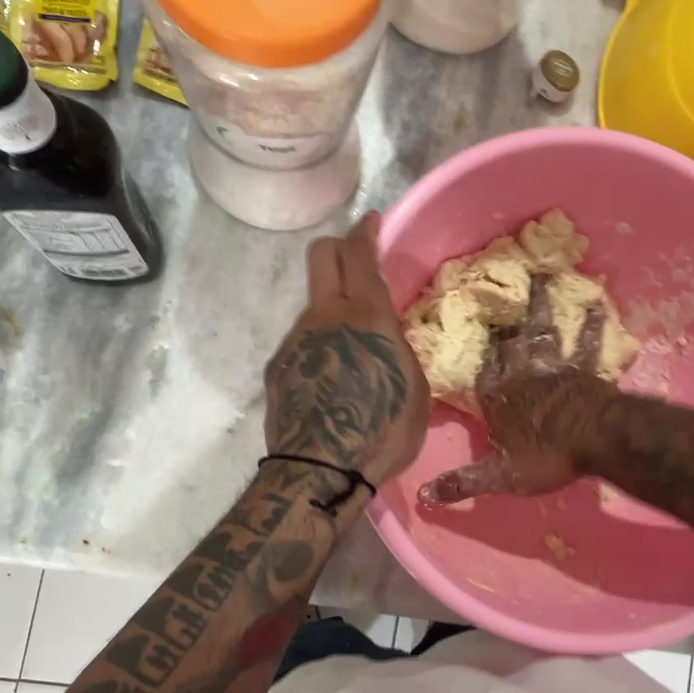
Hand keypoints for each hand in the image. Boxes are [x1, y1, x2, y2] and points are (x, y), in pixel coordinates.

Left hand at [264, 213, 430, 486]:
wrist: (319, 471)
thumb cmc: (382, 432)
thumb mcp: (415, 389)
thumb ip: (398, 351)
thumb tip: (385, 340)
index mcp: (365, 315)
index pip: (358, 253)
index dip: (364, 231)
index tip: (371, 222)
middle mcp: (324, 315)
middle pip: (321, 256)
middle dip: (339, 248)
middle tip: (357, 262)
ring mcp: (295, 340)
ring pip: (313, 303)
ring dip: (332, 310)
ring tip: (353, 351)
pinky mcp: (278, 366)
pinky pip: (303, 342)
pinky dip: (320, 346)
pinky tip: (332, 381)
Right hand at [419, 275, 614, 505]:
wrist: (597, 439)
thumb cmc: (546, 456)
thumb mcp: (499, 477)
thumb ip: (462, 484)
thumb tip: (422, 497)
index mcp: (499, 399)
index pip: (483, 373)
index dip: (479, 356)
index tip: (472, 330)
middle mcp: (523, 376)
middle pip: (510, 343)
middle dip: (504, 320)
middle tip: (501, 290)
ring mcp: (555, 368)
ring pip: (545, 331)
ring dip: (543, 304)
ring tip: (544, 275)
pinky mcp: (586, 369)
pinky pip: (588, 344)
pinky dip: (592, 326)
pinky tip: (597, 305)